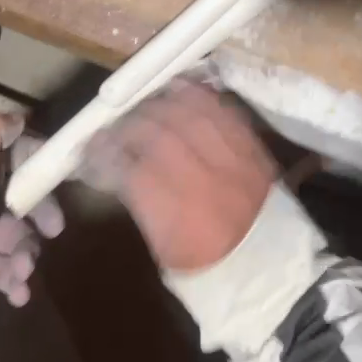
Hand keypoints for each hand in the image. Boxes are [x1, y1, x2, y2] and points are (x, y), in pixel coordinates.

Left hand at [0, 113, 64, 342]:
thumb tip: (19, 118)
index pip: (14, 156)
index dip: (39, 165)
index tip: (63, 181)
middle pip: (20, 199)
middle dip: (40, 215)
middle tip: (53, 233)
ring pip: (15, 238)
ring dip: (27, 254)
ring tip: (22, 272)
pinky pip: (2, 270)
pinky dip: (15, 281)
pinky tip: (18, 294)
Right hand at [83, 78, 274, 271]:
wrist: (268, 271)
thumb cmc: (207, 266)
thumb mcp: (163, 245)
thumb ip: (138, 199)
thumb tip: (111, 164)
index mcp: (175, 215)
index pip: (129, 167)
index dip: (105, 150)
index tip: (92, 144)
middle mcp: (203, 181)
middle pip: (157, 133)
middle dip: (130, 122)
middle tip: (117, 123)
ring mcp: (232, 161)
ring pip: (190, 113)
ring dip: (161, 102)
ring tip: (145, 102)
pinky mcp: (253, 148)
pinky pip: (223, 110)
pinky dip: (199, 96)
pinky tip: (181, 90)